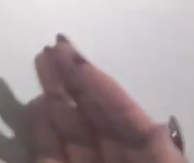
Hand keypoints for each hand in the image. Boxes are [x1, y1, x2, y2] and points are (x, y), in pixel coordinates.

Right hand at [23, 37, 185, 162]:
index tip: (79, 58)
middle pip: (98, 119)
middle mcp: (118, 162)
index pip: (136, 125)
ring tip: (41, 58)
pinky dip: (37, 124)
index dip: (108, 91)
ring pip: (69, 128)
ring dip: (54, 91)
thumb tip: (156, 124)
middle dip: (77, 80)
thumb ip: (158, 150)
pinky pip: (44, 148)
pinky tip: (34, 100)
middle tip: (57, 43)